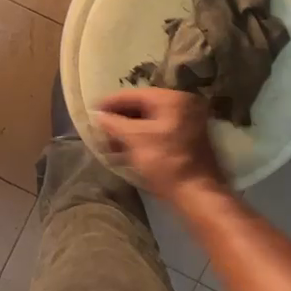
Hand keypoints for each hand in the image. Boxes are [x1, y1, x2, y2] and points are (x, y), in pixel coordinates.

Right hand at [95, 88, 225, 202]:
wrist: (198, 196)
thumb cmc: (166, 163)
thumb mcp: (135, 140)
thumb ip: (114, 123)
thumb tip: (97, 115)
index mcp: (171, 99)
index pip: (133, 95)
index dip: (110, 103)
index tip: (92, 110)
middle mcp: (182, 105)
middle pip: (142, 107)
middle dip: (119, 119)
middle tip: (99, 128)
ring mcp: (187, 122)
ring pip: (149, 121)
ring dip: (128, 131)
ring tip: (108, 142)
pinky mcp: (187, 139)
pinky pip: (158, 132)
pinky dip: (141, 138)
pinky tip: (124, 150)